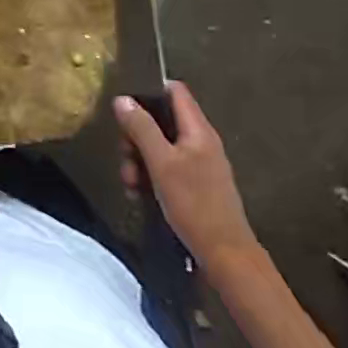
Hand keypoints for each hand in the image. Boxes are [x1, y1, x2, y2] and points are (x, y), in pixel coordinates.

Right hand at [115, 83, 258, 263]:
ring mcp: (199, 163)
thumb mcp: (161, 163)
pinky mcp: (195, 184)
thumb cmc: (194, 204)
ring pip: (159, 145)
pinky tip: (139, 193)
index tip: (126, 105)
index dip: (149, 90)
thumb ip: (141, 128)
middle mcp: (200, 141)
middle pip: (161, 119)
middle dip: (136, 134)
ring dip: (139, 158)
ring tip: (130, 182)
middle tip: (125, 154)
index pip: (174, 90)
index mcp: (198, 129)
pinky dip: (150, 175)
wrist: (226, 257)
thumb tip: (122, 98)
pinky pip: (166, 167)